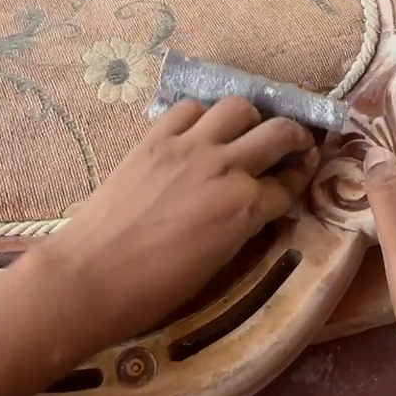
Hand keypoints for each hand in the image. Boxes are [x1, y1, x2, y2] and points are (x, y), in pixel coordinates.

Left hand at [30, 96, 318, 351]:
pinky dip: (203, 115)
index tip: (304, 172)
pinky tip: (200, 130)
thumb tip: (256, 204)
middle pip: (278, 133)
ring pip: (239, 107)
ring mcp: (189, 146)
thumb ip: (243, 224)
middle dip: (296, 137)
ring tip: (246, 130)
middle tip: (296, 142)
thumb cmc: (155, 288)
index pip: (287, 184)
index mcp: (245, 208)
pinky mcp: (156, 137)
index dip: (299, 179)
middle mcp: (226, 167)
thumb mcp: (217, 263)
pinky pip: (190, 108)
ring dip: (251, 118)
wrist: (91, 275)